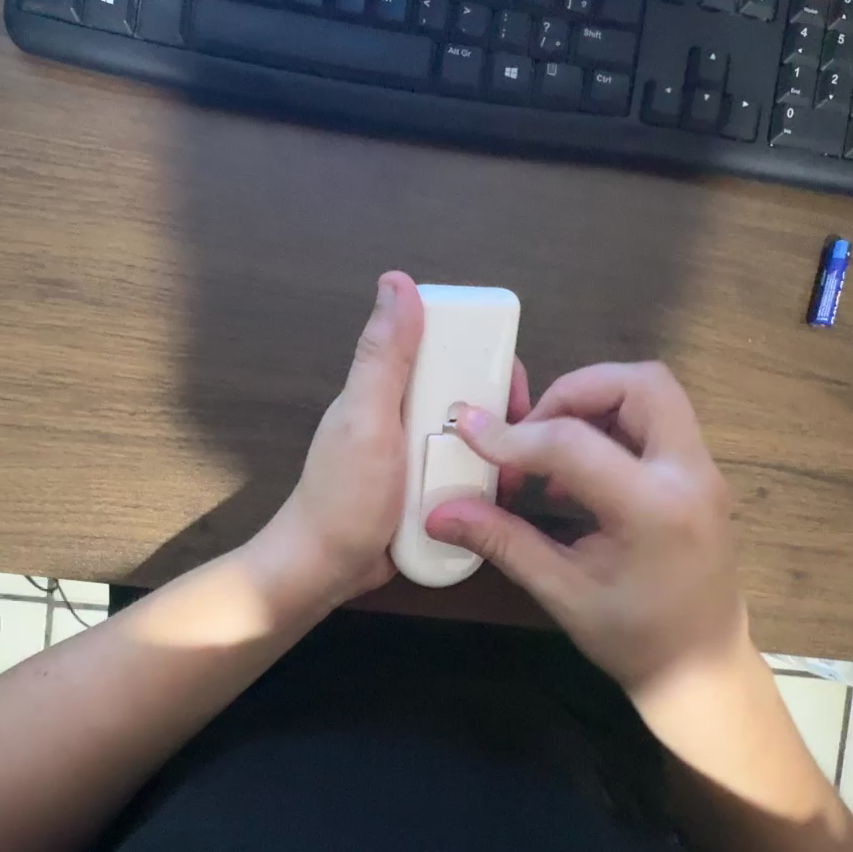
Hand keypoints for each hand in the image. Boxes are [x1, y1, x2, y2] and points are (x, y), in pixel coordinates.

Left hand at [255, 271, 530, 606]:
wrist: (327, 569)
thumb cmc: (344, 497)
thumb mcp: (366, 421)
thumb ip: (383, 358)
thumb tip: (397, 282)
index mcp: (389, 388)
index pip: (448, 351)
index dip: (487, 359)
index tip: (513, 389)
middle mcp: (405, 414)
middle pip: (469, 397)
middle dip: (501, 416)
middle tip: (525, 447)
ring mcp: (417, 455)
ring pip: (474, 439)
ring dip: (499, 455)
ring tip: (518, 481)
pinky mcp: (427, 490)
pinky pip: (467, 475)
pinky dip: (485, 482)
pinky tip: (502, 498)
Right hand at [425, 362, 745, 693]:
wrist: (700, 668)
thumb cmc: (632, 638)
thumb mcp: (560, 591)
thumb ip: (502, 541)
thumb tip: (439, 513)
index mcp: (655, 508)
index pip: (573, 443)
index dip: (513, 435)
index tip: (469, 430)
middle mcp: (690, 474)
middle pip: (640, 383)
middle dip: (573, 392)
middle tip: (531, 430)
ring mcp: (702, 472)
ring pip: (653, 395)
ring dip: (593, 406)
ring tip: (549, 456)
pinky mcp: (699, 476)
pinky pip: (657, 423)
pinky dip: (610, 428)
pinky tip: (575, 478)